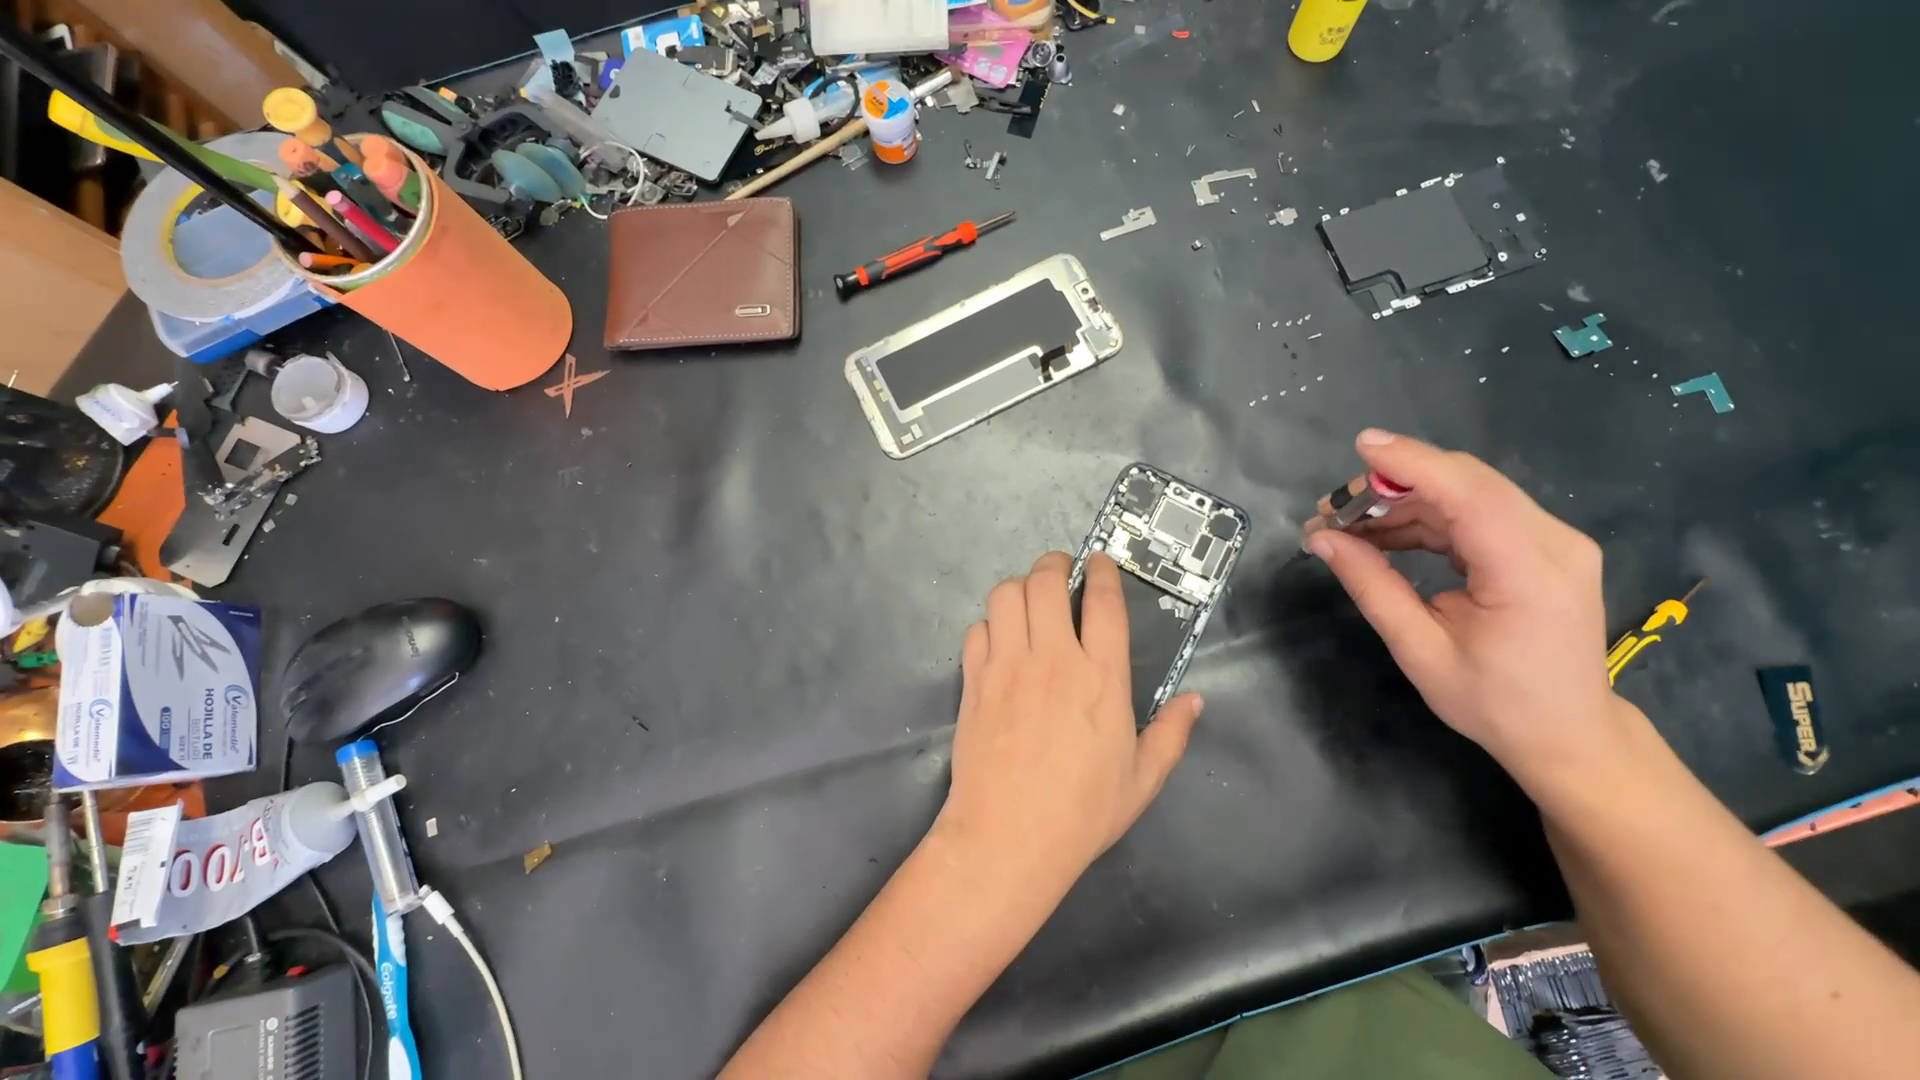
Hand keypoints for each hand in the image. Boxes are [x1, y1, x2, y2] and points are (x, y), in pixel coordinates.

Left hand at [937, 552, 1203, 892]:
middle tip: (1061, 574)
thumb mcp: (1142, 780)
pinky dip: (990, 624)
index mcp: (1102, 679)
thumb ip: (1171, 733)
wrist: (1007, 838)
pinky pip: (977, 630)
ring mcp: (1007, 667)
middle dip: (1054, 565)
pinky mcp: (973, 682)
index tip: (1100, 562)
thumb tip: (1195, 699)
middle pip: (1046, 582)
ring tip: (1029, 601)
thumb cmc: (1082, 812)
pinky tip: (1001, 640)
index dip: (1103, 572)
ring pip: (1005, 595)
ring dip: (1019, 588)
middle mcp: (1053, 660)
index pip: (1103, 604)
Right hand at [1305, 430, 1626, 783]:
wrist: (1569, 735)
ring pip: (1469, 494)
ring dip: (1405, 501)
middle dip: (1394, 484)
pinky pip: (1479, 513)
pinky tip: (1386, 535)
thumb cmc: (1494, 704)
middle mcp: (1555, 543)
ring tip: (1347, 526)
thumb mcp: (1420, 651)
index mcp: (1529, 574)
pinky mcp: (1545, 546)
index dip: (1412, 464)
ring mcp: (1556, 541)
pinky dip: (1428, 518)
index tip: (1360, 447)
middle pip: (1468, 484)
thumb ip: (1372, 587)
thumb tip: (1323, 539)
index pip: (1469, 495)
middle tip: (1331, 510)